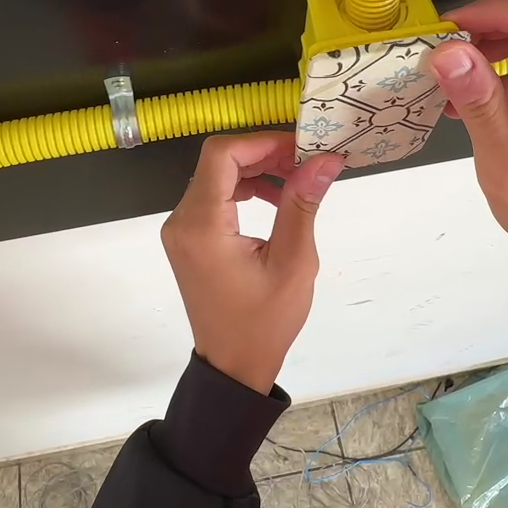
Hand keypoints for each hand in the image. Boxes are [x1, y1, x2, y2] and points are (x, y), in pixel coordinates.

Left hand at [160, 133, 345, 392]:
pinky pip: (213, 197)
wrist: (233, 366)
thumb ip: (303, 203)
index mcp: (202, 225)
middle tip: (306, 161)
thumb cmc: (265, 322)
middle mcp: (182, 220)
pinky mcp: (189, 238)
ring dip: (256, 170)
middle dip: (264, 153)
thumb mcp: (293, 262)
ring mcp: (181, 229)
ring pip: (216, 176)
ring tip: (297, 179)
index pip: (222, 154)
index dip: (263, 142)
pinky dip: (244, 189)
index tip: (301, 148)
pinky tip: (275, 199)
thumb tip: (326, 159)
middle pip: (218, 161)